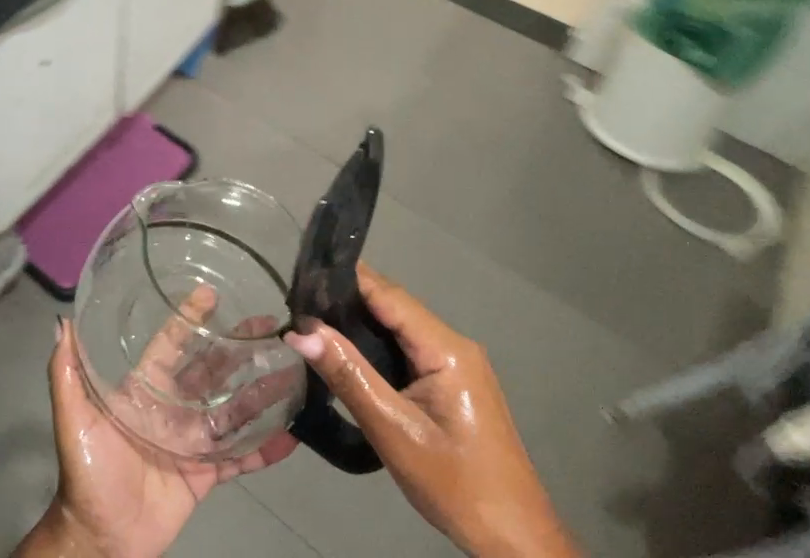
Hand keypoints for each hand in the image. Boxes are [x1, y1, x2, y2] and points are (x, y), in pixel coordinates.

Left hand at [14, 285, 298, 557]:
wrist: (102, 536)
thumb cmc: (87, 472)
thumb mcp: (73, 418)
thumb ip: (66, 372)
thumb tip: (62, 322)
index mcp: (143, 390)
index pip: (170, 344)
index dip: (188, 319)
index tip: (211, 294)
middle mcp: (171, 408)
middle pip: (212, 372)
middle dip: (238, 348)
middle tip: (271, 327)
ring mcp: (191, 440)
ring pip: (233, 409)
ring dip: (261, 392)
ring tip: (292, 373)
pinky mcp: (206, 473)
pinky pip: (240, 457)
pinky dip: (265, 448)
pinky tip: (292, 435)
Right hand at [283, 265, 579, 557]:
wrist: (514, 539)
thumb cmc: (456, 484)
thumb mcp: (393, 431)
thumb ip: (348, 374)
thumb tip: (301, 331)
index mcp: (447, 349)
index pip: (388, 294)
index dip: (344, 281)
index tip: (299, 278)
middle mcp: (455, 345)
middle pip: (393, 306)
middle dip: (345, 301)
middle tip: (295, 306)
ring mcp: (457, 364)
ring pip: (398, 328)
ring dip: (357, 324)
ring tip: (309, 325)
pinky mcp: (452, 383)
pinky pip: (407, 350)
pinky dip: (374, 346)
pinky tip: (345, 355)